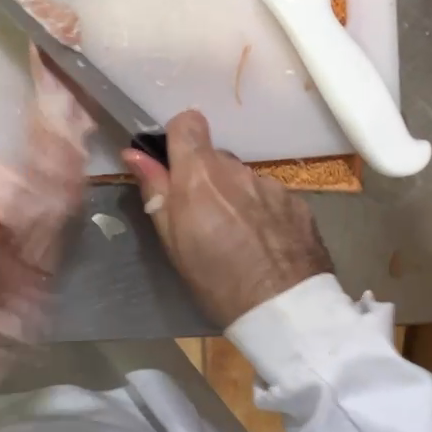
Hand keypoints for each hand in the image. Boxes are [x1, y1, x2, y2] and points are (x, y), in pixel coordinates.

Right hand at [124, 111, 334, 327]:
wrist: (284, 309)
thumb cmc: (215, 278)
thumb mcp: (171, 239)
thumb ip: (154, 190)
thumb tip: (134, 154)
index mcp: (199, 175)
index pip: (187, 122)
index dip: (178, 136)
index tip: (173, 163)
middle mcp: (236, 170)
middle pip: (214, 157)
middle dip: (204, 178)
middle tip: (201, 217)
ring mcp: (270, 184)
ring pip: (241, 178)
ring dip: (233, 196)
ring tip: (235, 236)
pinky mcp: (297, 202)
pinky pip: (268, 196)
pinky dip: (261, 211)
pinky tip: (262, 243)